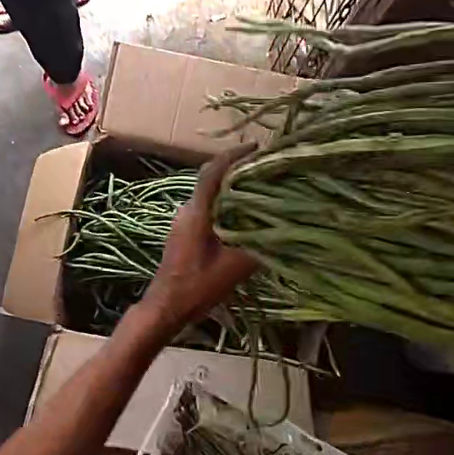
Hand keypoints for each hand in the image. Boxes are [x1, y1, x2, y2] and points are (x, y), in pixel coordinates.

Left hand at [139, 147, 260, 328]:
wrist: (166, 307)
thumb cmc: (198, 286)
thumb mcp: (235, 267)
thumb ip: (260, 246)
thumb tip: (287, 229)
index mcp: (197, 211)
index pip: (214, 171)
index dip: (235, 155)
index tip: (257, 147)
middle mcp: (188, 209)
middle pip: (213, 179)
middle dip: (239, 169)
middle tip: (266, 168)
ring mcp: (183, 221)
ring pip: (211, 195)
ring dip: (233, 188)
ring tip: (261, 188)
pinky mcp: (184, 232)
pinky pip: (208, 209)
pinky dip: (226, 205)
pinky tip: (245, 216)